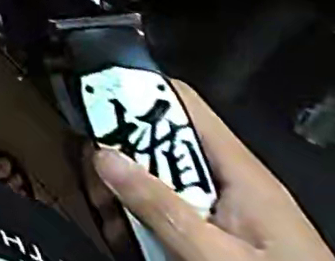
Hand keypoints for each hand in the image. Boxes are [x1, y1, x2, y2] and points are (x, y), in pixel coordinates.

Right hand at [92, 81, 332, 260]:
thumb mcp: (218, 260)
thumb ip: (162, 209)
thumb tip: (104, 154)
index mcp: (243, 173)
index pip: (183, 102)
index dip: (139, 91)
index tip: (95, 101)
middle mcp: (236, 186)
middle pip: (166, 143)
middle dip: (124, 153)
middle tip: (92, 173)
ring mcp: (232, 219)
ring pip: (166, 182)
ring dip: (131, 193)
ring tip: (105, 213)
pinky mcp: (228, 247)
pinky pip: (178, 216)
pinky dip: (149, 221)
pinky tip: (128, 238)